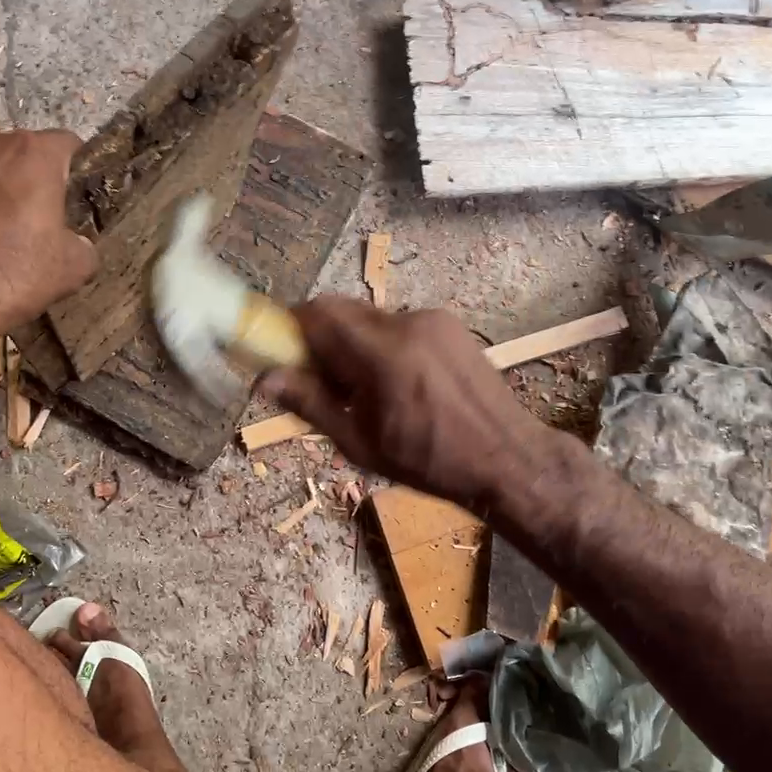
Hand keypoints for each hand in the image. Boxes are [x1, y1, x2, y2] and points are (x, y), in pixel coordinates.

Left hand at [0, 126, 97, 345]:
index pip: (68, 144)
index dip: (76, 172)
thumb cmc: (9, 276)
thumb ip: (84, 245)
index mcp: (31, 153)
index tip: (73, 201)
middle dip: (28, 180)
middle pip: (19, 153)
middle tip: (31, 223)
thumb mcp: (71, 269)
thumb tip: (76, 244)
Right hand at [259, 297, 552, 512]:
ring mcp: (431, 319)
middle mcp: (406, 324)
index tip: (282, 353)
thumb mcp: (360, 443)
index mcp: (382, 356)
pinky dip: (382, 343)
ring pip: (368, 316)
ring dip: (351, 341)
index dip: (291, 327)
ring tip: (364, 387)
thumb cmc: (428, 462)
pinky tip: (396, 380)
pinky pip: (396, 323)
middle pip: (340, 308)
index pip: (318, 313)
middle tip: (321, 377)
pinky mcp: (448, 322)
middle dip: (319, 335)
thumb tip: (262, 381)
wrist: (508, 457)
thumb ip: (310, 404)